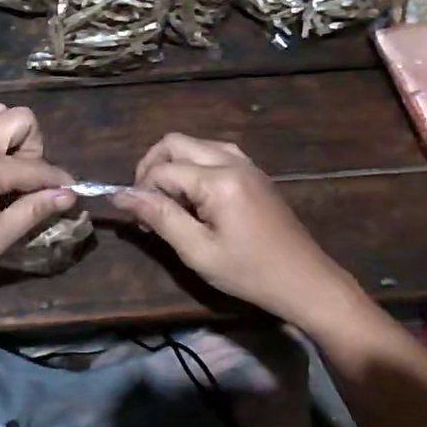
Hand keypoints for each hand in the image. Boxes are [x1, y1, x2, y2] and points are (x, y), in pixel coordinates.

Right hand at [114, 133, 362, 326]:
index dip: (141, 192)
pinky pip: (213, 154)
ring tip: (167, 200)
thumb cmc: (249, 272)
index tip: (139, 223)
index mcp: (219, 181)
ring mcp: (246, 165)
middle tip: (146, 203)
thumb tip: (120, 196)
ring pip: (194, 144)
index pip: (161, 170)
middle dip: (150, 168)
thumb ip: (158, 217)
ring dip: (172, 165)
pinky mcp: (253, 174)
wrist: (306, 282)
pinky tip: (193, 197)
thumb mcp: (197, 250)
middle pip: (175, 143)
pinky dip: (193, 167)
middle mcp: (233, 162)